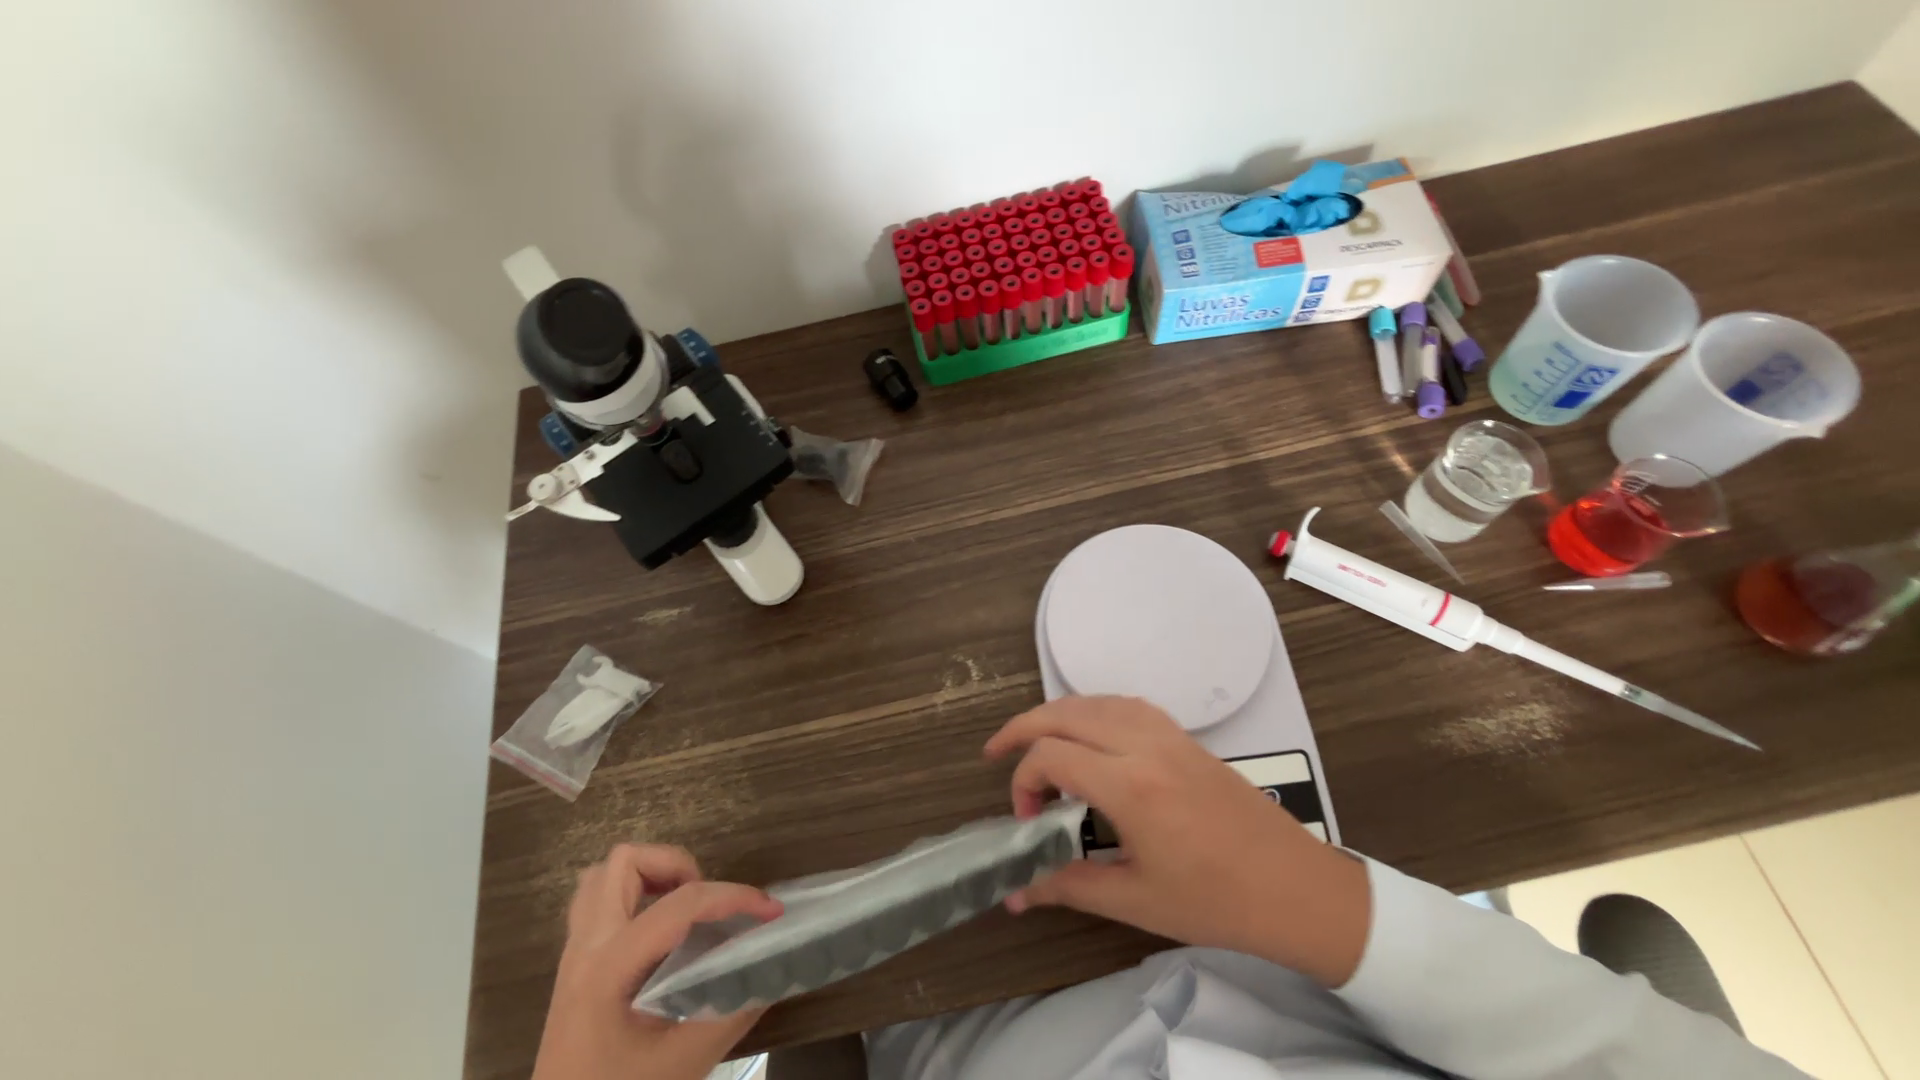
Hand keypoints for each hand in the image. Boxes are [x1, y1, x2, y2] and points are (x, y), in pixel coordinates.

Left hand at [532, 844, 783, 1079]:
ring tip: (686, 910)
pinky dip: (635, 896)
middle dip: (677, 866)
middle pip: (624, 862)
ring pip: (605, 876)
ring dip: (651, 875)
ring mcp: (575, 953)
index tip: (771, 911)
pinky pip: (599, 902)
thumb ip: (731, 1013)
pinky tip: (662, 934)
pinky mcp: (575, 965)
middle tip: (710, 906)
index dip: (732, 897)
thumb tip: (773, 972)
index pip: (679, 904)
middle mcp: (586, 947)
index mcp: (609, 967)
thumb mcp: (683, 1063)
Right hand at [984, 696, 1370, 985]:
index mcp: (1130, 785)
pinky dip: (1096, 711)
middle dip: (1023, 728)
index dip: (1023, 782)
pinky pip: (1129, 706)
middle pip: (1066, 713)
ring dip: (1059, 714)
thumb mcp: (1134, 901)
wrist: (1296, 889)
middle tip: (997, 754)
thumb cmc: (1216, 901)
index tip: (1027, 822)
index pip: (1051, 756)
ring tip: (1037, 742)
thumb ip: (1067, 886)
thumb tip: (1014, 894)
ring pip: (1098, 701)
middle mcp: (1146, 745)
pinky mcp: (1188, 739)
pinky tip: (1091, 736)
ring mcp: (1170, 736)